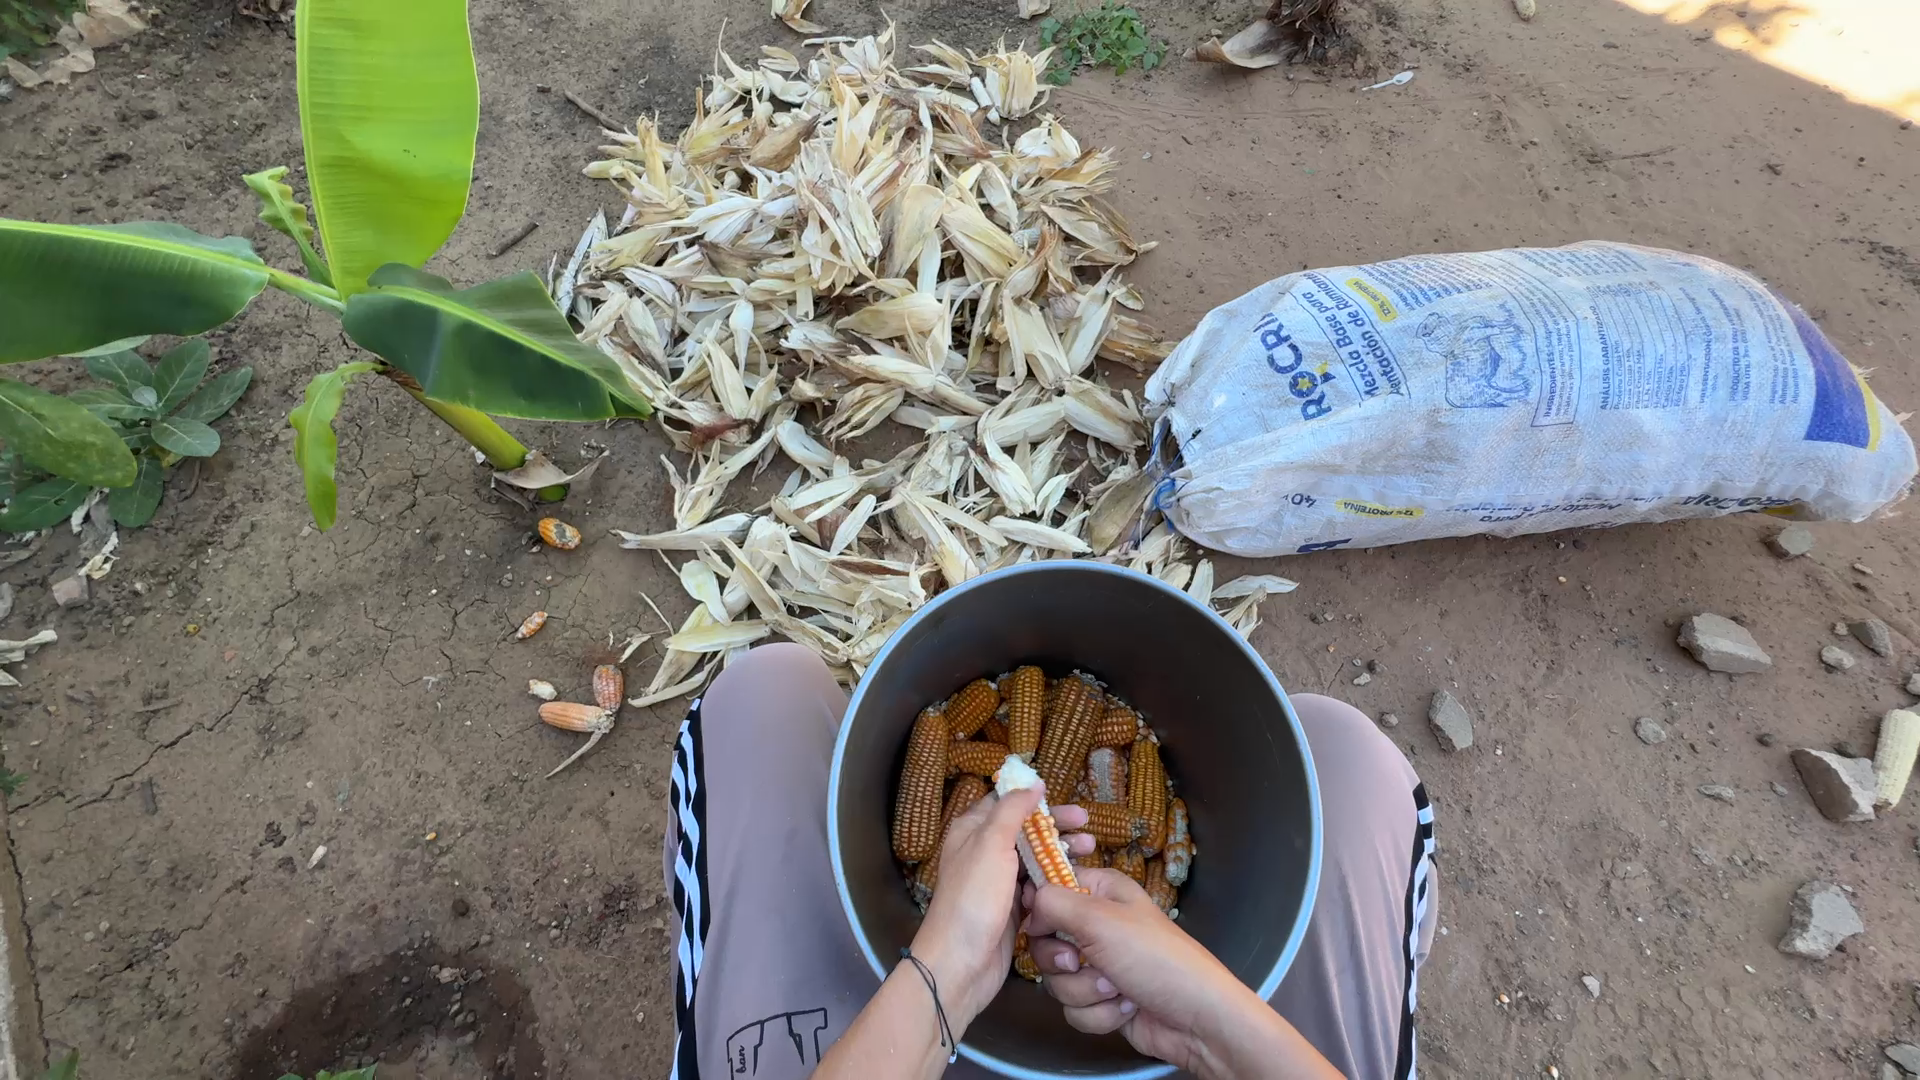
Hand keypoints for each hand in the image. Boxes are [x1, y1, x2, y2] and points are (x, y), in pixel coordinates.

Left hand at [909, 787, 1094, 1028]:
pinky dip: (1056, 880)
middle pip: (1025, 829)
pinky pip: (1037, 886)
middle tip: (1087, 825)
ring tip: (1091, 849)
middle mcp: (984, 851)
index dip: (1035, 799)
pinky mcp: (1011, 908)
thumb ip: (1012, 809)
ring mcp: (998, 881)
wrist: (960, 963)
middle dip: (1056, 826)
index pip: (1006, 803)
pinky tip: (1078, 880)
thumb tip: (1032, 781)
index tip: (1064, 801)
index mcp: (973, 830)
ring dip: (1061, 852)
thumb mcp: (991, 843)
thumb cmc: (973, 897)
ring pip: (1034, 858)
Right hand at [1024, 869, 1285, 1075]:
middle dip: (1063, 961)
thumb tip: (1029, 903)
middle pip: (1045, 940)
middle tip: (1082, 961)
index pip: (1048, 888)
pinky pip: (1074, 1007)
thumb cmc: (1151, 956)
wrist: (1196, 1019)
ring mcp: (1099, 963)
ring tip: (1117, 989)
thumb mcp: (1098, 919)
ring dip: (1085, 990)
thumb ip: (1052, 902)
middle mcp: (1095, 922)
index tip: (1039, 925)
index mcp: (1098, 890)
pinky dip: (1098, 1013)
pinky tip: (1125, 1008)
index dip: (1039, 909)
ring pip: (1058, 979)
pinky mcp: (1102, 1000)